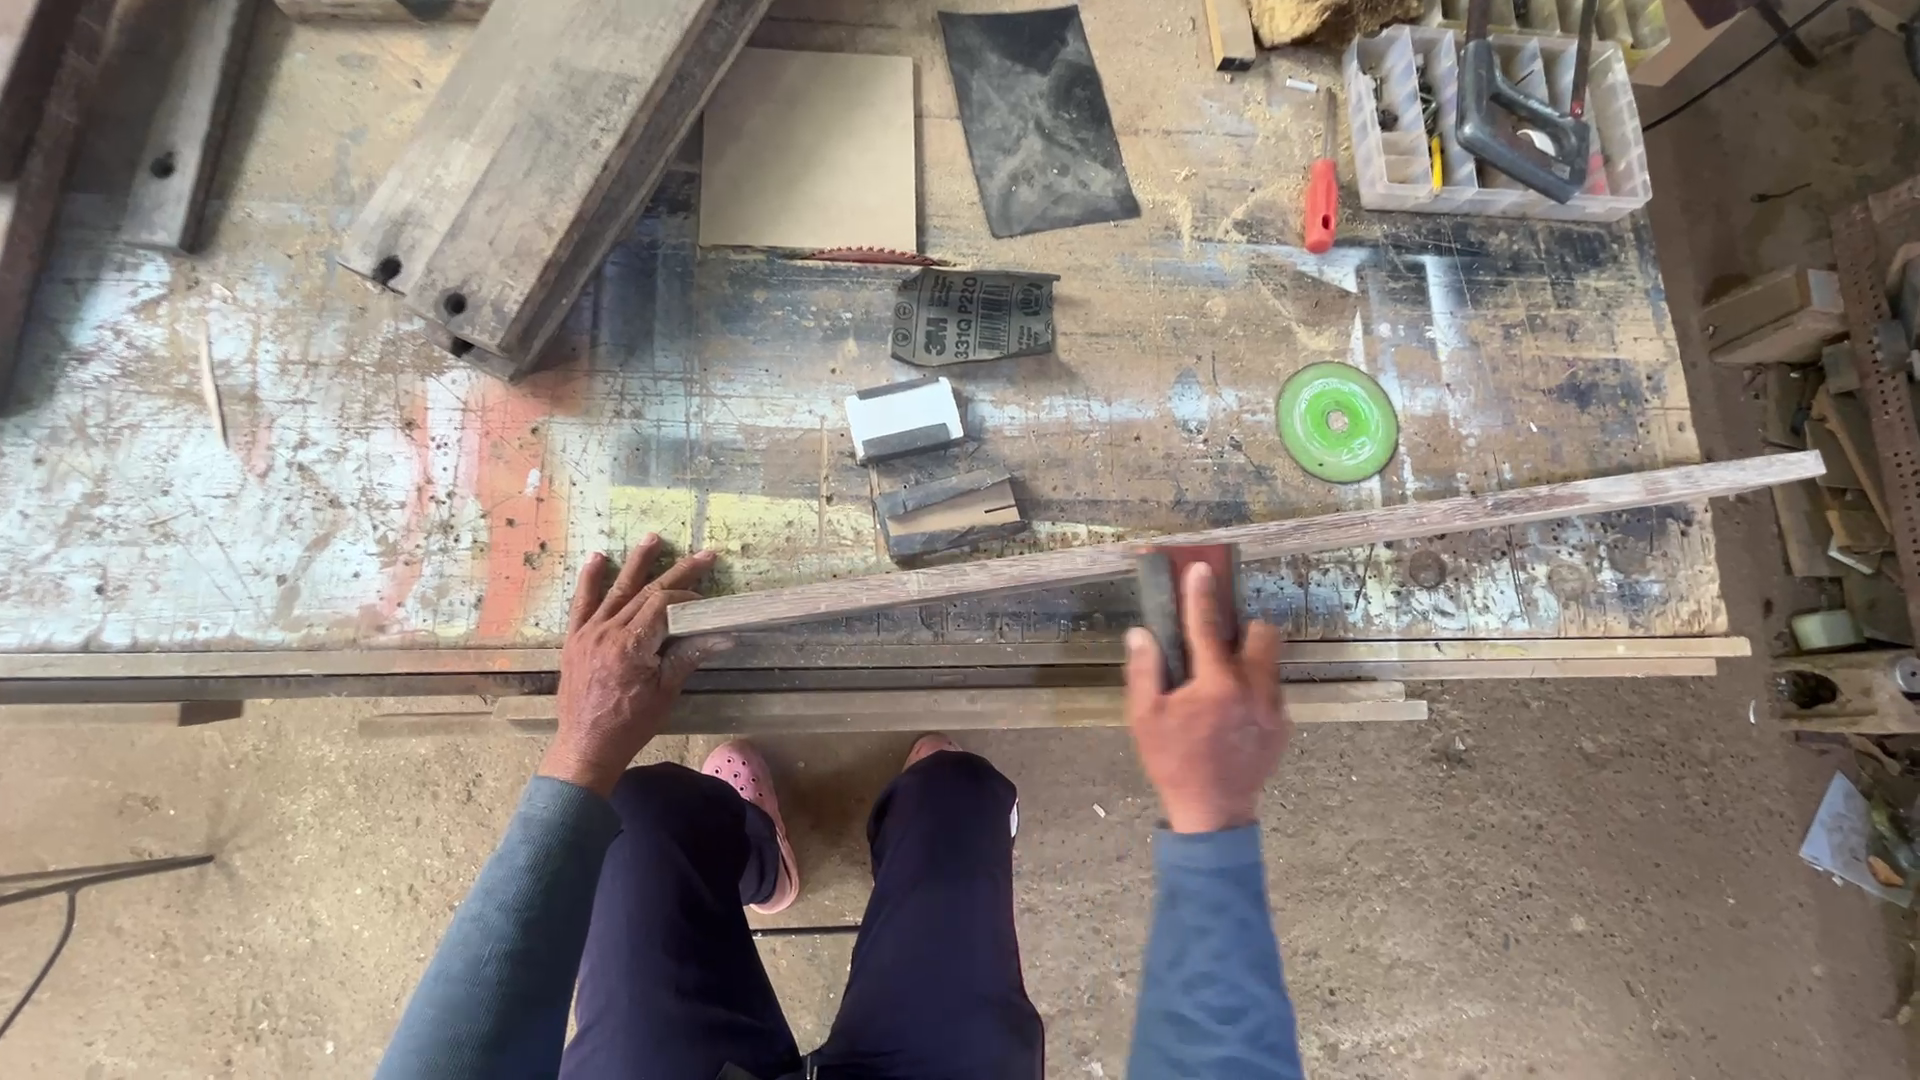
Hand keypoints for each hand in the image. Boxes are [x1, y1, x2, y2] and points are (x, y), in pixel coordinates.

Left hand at [538, 535, 733, 796]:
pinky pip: (582, 603)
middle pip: (646, 591)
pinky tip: (599, 558)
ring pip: (617, 589)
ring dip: (638, 562)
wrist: (585, 745)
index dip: (687, 595)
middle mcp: (608, 632)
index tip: (705, 598)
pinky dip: (590, 579)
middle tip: (703, 555)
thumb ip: (688, 656)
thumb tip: (723, 636)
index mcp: (632, 646)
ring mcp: (588, 633)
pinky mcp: (575, 639)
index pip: (664, 604)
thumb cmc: (631, 723)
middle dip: (678, 571)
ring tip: (654, 538)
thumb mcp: (665, 692)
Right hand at [1123, 561, 1287, 833]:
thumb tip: (1142, 634)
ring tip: (1223, 680)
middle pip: (1262, 634)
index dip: (1201, 593)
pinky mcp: (1283, 727)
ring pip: (1271, 663)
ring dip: (1249, 659)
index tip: (1201, 567)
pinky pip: (1272, 691)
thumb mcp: (1144, 717)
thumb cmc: (1173, 761)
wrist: (1214, 813)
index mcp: (1217, 684)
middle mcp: (1254, 690)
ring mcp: (1274, 710)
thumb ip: (1144, 671)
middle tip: (1216, 642)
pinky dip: (1254, 689)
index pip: (1207, 626)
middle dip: (1242, 628)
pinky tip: (1231, 712)